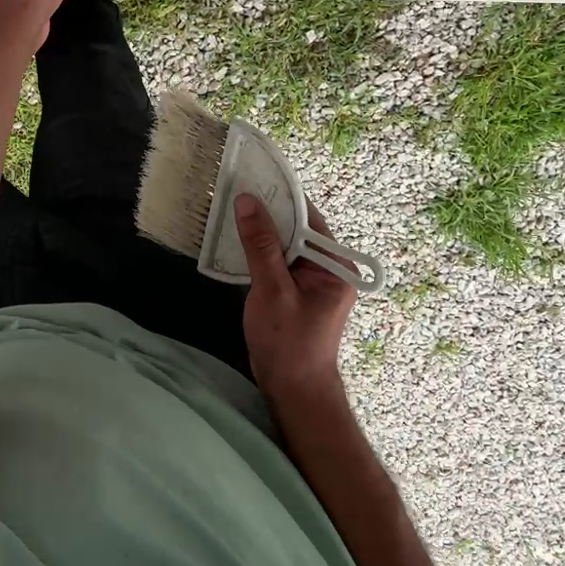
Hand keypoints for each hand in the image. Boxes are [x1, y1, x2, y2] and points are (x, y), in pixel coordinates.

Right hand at [235, 193, 357, 402]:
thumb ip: (261, 245)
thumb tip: (247, 200)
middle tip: (233, 188)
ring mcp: (312, 279)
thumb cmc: (287, 342)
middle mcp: (328, 267)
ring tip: (230, 207)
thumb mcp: (272, 290)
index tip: (251, 175)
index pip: (308, 217)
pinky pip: (278, 258)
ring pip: (285, 242)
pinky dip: (259, 247)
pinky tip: (236, 239)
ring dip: (260, 228)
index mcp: (334, 265)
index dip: (280, 196)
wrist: (293, 390)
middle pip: (296, 227)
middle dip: (267, 209)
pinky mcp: (296, 289)